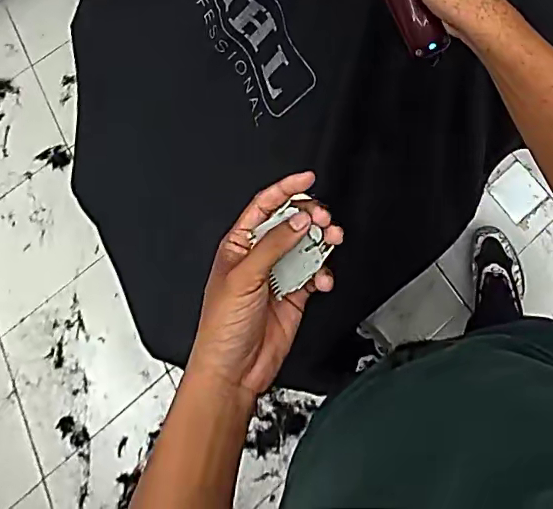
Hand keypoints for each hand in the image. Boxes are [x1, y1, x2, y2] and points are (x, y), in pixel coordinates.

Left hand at [184, 172, 340, 398]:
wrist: (232, 374)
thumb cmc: (220, 330)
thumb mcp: (244, 279)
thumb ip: (273, 245)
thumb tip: (298, 219)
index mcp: (240, 244)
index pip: (265, 205)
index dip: (286, 188)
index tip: (307, 178)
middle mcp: (261, 254)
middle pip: (292, 221)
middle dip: (311, 216)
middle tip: (324, 219)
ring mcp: (279, 272)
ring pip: (308, 243)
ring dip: (323, 240)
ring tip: (332, 240)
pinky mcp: (295, 291)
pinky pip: (316, 271)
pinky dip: (324, 272)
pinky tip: (322, 279)